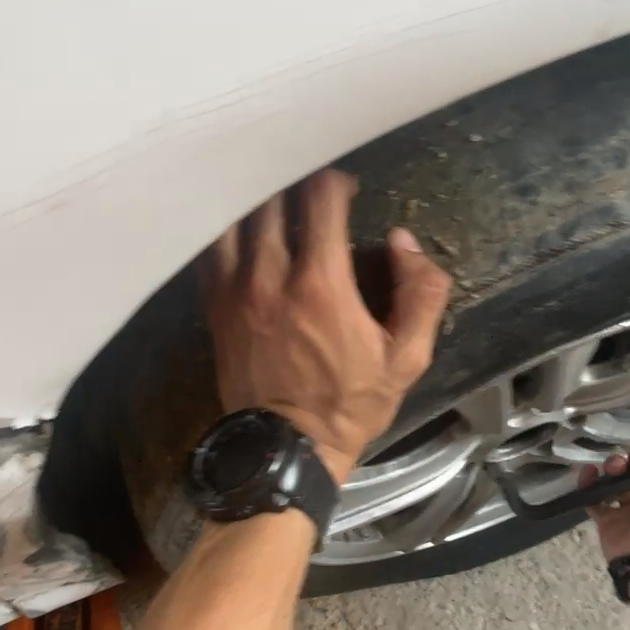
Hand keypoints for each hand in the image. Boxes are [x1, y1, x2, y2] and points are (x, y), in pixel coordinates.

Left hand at [199, 168, 452, 479]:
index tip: (344, 189)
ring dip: (256, 206)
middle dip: (294, 187)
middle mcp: (271, 276)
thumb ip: (419, 294)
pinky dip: (224, 233)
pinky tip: (238, 232)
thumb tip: (404, 242)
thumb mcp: (407, 358)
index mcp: (322, 283)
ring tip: (271, 205)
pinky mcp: (215, 308)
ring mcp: (236, 292)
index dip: (335, 182)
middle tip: (308, 196)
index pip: (321, 200)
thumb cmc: (350, 404)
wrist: (288, 447)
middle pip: (273, 201)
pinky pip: (210, 253)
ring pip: (235, 221)